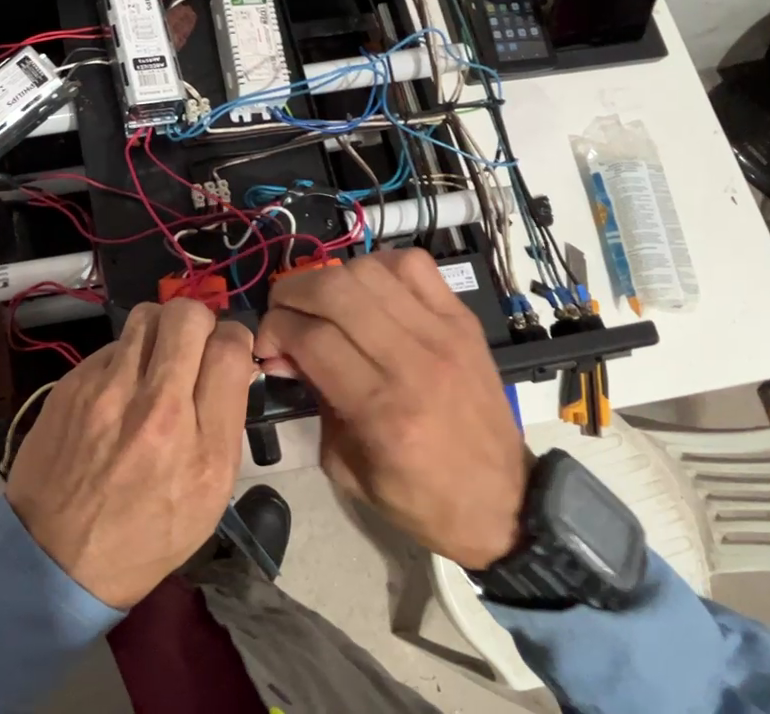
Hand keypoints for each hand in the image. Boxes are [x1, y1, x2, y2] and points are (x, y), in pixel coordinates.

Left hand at [5, 300, 256, 608]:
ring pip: (146, 315)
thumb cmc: (145, 536)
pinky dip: (125, 356)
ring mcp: (108, 390)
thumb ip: (226, 426)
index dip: (234, 340)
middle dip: (199, 321)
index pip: (230, 348)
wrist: (55, 555)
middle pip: (188, 316)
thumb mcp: (210, 497)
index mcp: (204, 445)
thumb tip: (230, 368)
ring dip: (160, 329)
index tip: (225, 352)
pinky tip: (120, 388)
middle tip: (192, 345)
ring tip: (157, 357)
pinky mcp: (73, 383)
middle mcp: (157, 408)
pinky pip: (112, 345)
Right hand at [254, 249, 529, 569]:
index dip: (273, 330)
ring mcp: (443, 335)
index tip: (266, 344)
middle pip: (334, 292)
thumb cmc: (417, 497)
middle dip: (290, 294)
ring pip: (369, 271)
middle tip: (282, 314)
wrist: (503, 502)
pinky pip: (414, 266)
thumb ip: (313, 400)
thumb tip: (283, 352)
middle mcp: (413, 363)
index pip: (310, 337)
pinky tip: (366, 291)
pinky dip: (378, 267)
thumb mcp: (344, 465)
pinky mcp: (464, 321)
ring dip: (329, 279)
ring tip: (321, 303)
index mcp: (381, 411)